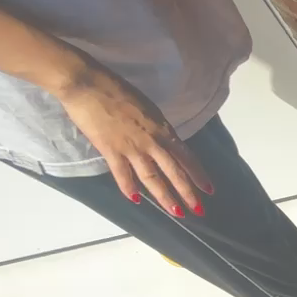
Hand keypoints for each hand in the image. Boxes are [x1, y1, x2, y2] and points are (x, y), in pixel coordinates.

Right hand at [53, 63, 212, 217]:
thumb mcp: (151, 111)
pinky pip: (122, 173)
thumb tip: (165, 143)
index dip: (199, 176)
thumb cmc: (120, 92)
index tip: (209, 191)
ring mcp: (132, 148)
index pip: (188, 159)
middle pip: (175, 173)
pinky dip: (128, 187)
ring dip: (165, 197)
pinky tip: (136, 200)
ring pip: (153, 178)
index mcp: (165, 133)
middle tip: (198, 211)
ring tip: (176, 213)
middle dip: (188, 194)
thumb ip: (159, 130)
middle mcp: (153, 144)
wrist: (87, 83)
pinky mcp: (109, 149)